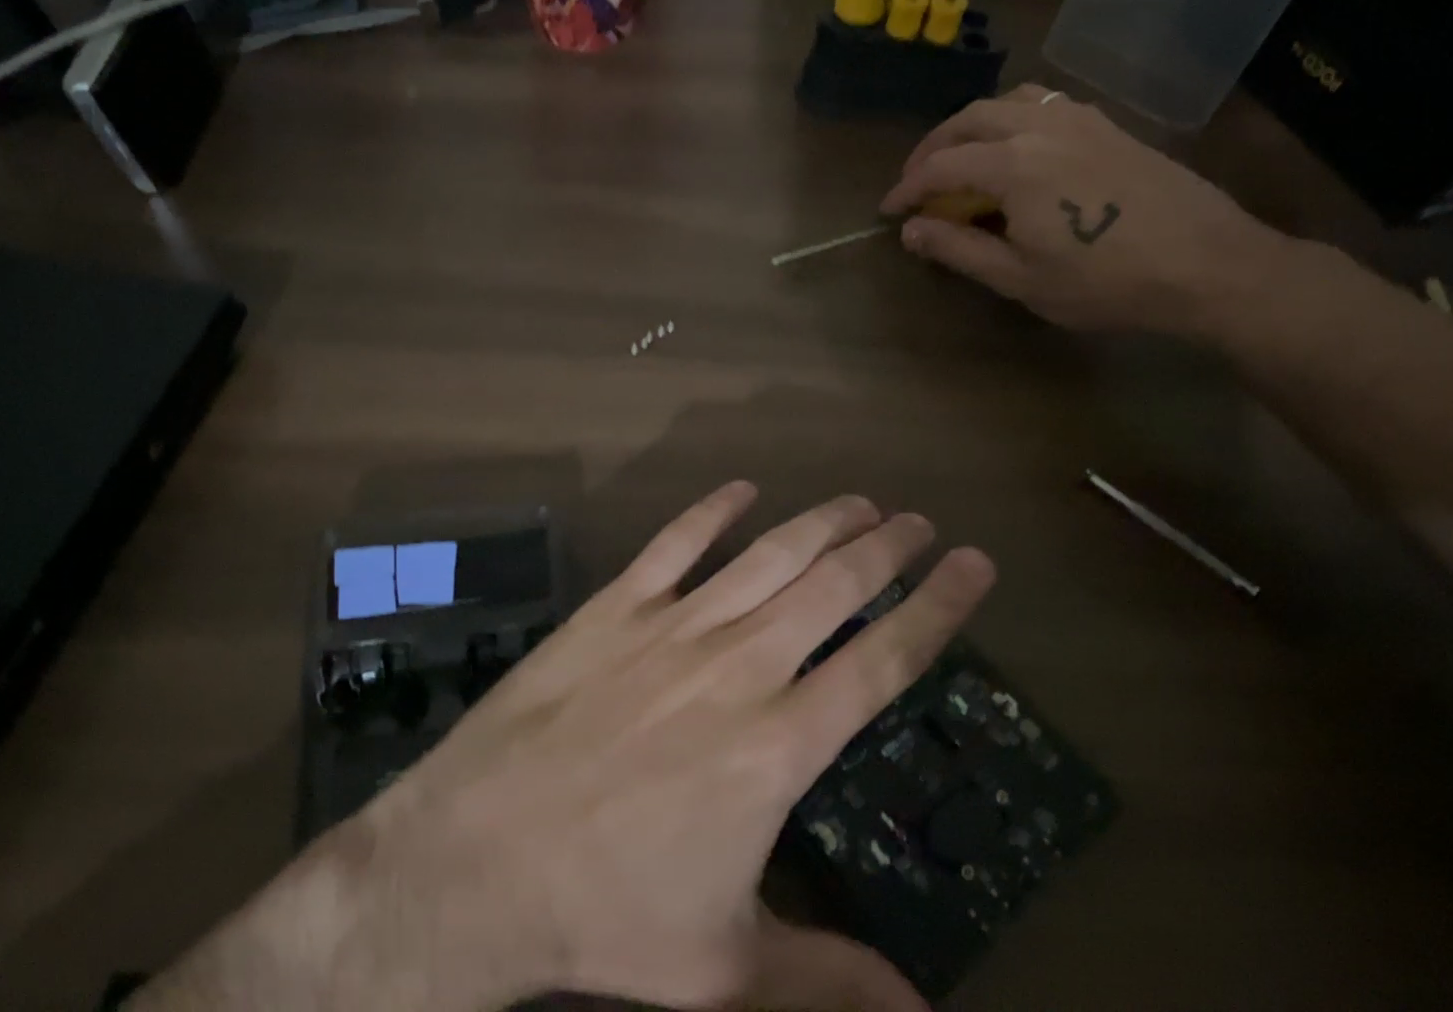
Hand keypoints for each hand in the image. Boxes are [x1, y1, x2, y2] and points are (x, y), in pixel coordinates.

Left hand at [135, 484, 995, 1011]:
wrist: (475, 863)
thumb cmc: (605, 914)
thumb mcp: (727, 964)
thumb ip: (829, 978)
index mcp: (779, 745)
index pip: (883, 661)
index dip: (939, 608)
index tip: (976, 566)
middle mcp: (738, 669)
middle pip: (833, 588)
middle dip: (888, 549)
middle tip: (922, 522)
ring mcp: (670, 630)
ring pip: (767, 556)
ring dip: (820, 523)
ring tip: (861, 503)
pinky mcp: (609, 612)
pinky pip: (672, 545)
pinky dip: (711, 512)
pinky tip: (741, 489)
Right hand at [881, 84, 1296, 335]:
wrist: (1205, 265)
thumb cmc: (1103, 283)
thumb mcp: (1019, 279)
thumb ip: (959, 250)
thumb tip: (911, 231)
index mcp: (1014, 165)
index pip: (941, 165)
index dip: (908, 188)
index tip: (888, 212)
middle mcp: (1042, 127)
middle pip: (971, 119)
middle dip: (934, 147)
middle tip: (916, 181)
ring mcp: (1081, 120)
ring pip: (1011, 101)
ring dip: (974, 125)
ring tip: (961, 158)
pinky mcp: (1110, 127)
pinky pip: (1047, 104)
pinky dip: (1014, 119)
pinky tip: (1018, 150)